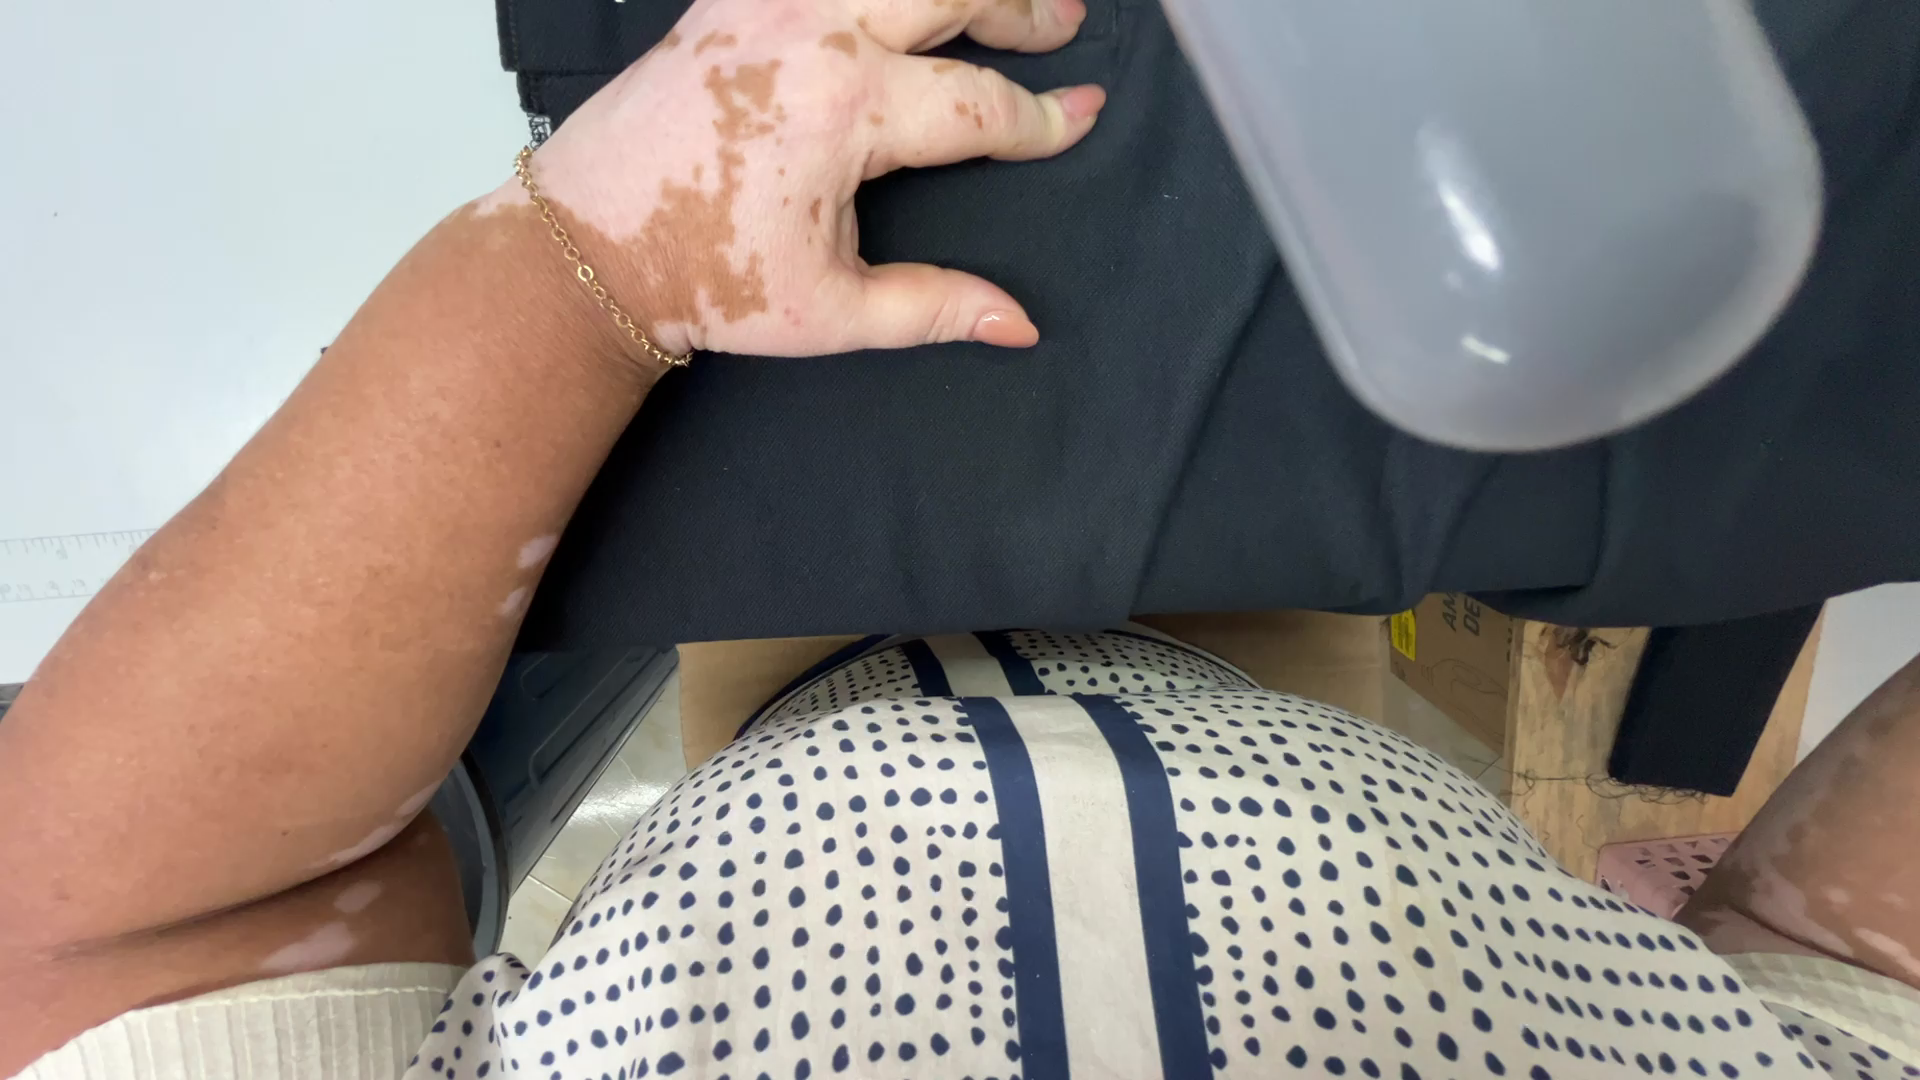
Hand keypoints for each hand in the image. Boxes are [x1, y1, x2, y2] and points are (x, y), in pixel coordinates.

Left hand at [481, 0, 1106, 357]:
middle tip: (1067, 23)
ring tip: (1003, 1)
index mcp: (844, 110)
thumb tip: (1019, 325)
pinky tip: (904, 3)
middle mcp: (811, 29)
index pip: (974, 103)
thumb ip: (937, 309)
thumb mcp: (837, 313)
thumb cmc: (715, 284)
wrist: (597, 246)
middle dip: (1022, 4)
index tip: (1084, 117)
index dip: (1038, 118)